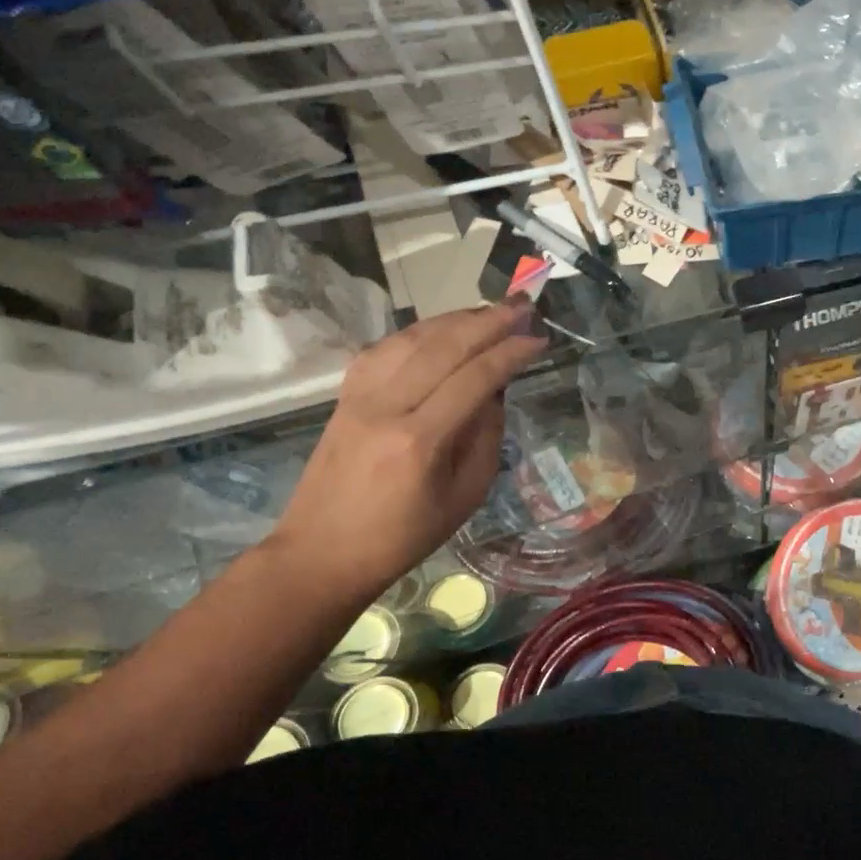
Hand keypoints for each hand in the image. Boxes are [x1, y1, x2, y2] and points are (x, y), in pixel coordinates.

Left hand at [265, 300, 546, 601]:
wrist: (321, 553)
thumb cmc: (405, 536)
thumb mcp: (466, 494)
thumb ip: (485, 437)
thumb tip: (495, 391)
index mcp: (420, 440)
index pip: (474, 378)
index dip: (510, 353)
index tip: (539, 340)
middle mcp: (385, 408)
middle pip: (441, 347)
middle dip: (486, 322)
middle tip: (523, 306)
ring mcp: (358, 399)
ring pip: (409, 340)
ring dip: (453, 320)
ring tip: (489, 310)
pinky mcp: (344, 398)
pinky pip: (383, 351)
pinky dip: (417, 333)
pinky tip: (440, 330)